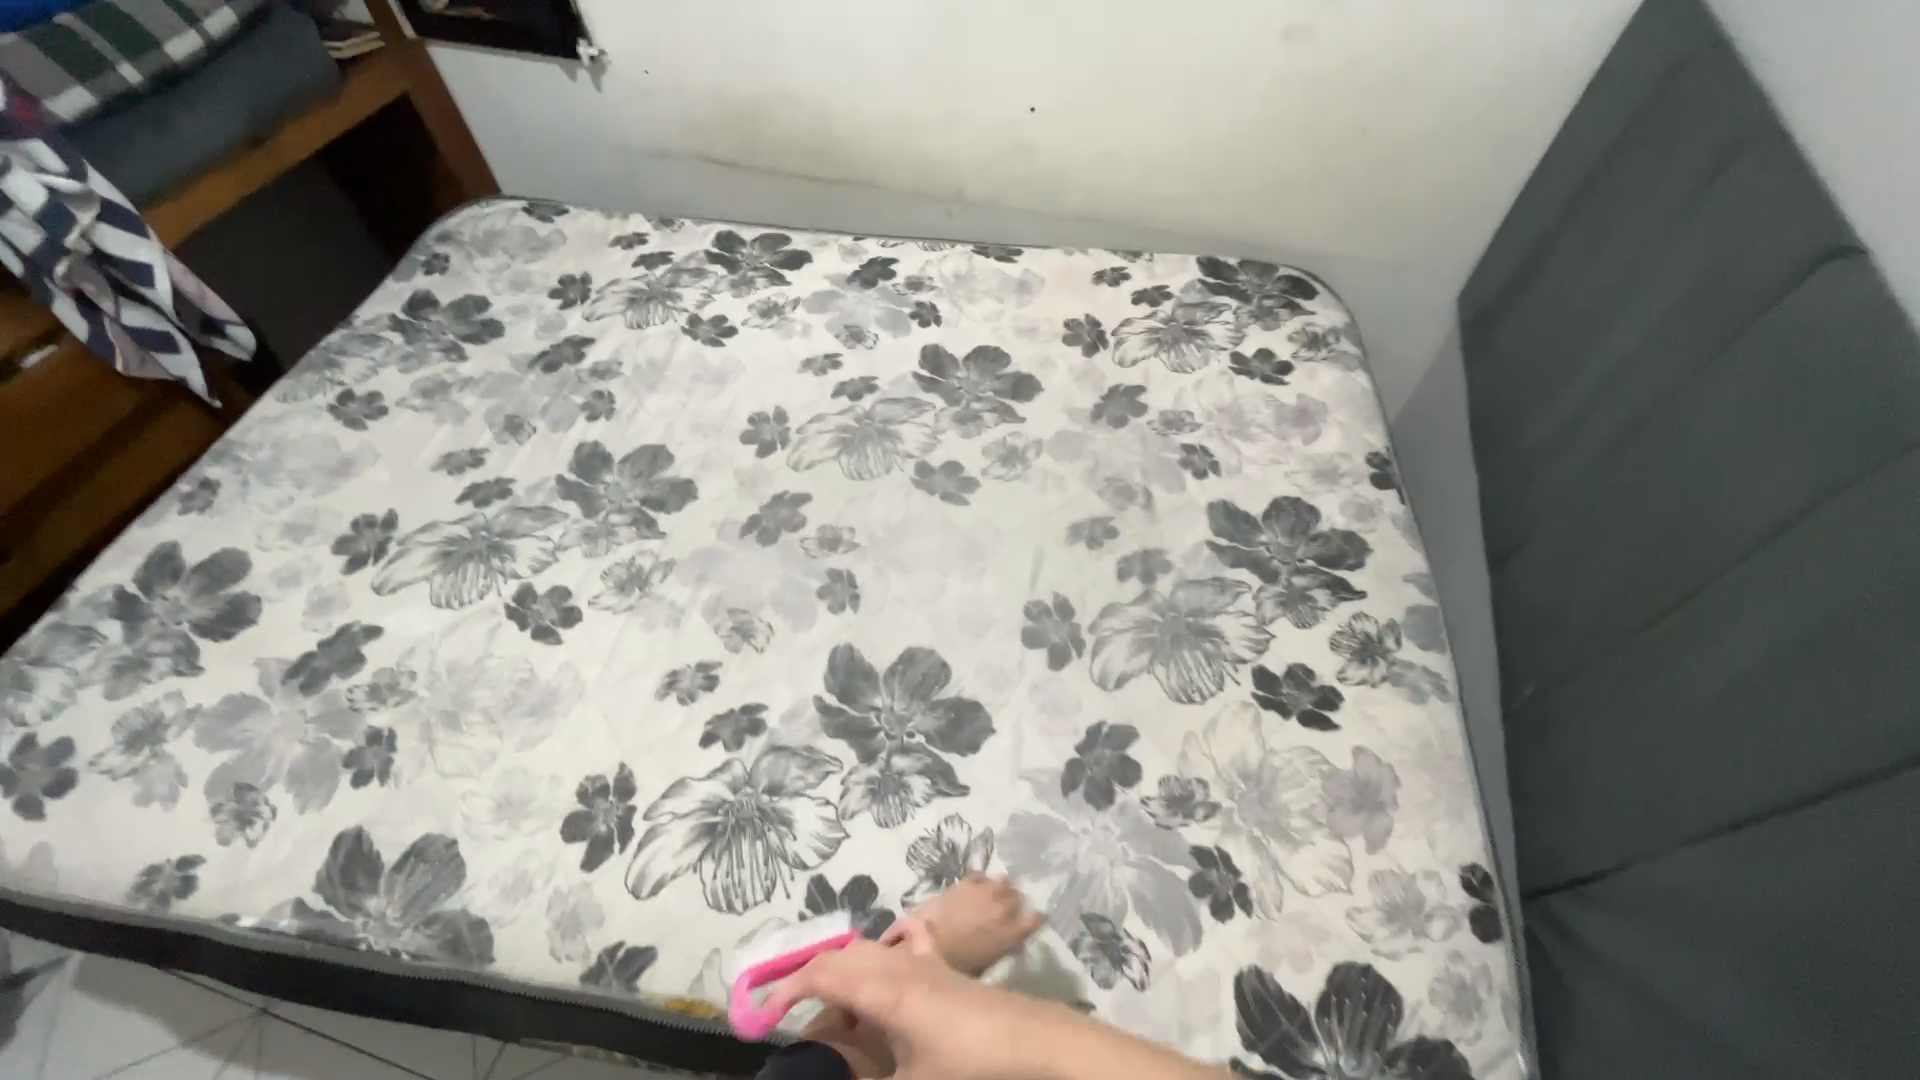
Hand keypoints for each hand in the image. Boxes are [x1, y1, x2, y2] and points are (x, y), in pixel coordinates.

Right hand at [771, 920, 1070, 1079]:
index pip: (821, 975)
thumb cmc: (968, 1063)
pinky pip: (897, 951)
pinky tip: (880, 979)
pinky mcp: (939, 970)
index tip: (758, 1013)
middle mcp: (897, 966)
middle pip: (840, 956)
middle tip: (784, 1011)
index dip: (785, 989)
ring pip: (866, 952)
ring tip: (827, 1010)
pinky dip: (875, 961)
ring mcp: (921, 962)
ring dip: (839, 973)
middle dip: (806, 978)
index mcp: (884, 990)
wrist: (1030, 1040)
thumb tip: (831, 1078)